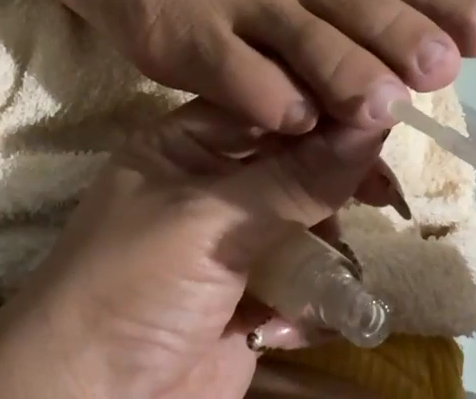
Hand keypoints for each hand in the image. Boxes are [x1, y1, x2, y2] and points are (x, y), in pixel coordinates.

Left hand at [0, 102, 402, 398]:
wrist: (90, 394)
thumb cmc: (134, 282)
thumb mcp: (208, 221)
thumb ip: (293, 177)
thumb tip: (371, 120)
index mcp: (180, 144)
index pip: (260, 105)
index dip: (316, 107)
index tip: (380, 112)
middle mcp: (208, 184)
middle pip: (291, 163)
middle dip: (333, 180)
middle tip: (384, 194)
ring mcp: (230, 244)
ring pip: (307, 224)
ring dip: (325, 249)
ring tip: (332, 271)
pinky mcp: (248, 299)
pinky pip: (304, 283)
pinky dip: (310, 303)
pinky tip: (286, 326)